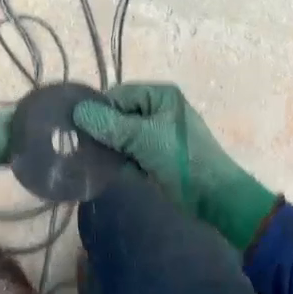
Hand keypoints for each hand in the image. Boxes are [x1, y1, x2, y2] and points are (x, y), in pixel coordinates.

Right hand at [72, 83, 278, 251]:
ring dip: (109, 148)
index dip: (98, 110)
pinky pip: (131, 152)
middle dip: (102, 131)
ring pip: (122, 136)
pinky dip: (120, 161)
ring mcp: (159, 134)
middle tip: (79, 146)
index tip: (76, 128)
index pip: (118, 95)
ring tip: (89, 159)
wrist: (215, 198)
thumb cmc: (182, 160)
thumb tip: (78, 111)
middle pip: (119, 115)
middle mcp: (158, 109)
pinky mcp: (157, 156)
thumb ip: (109, 125)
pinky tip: (105, 170)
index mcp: (160, 96)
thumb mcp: (143, 138)